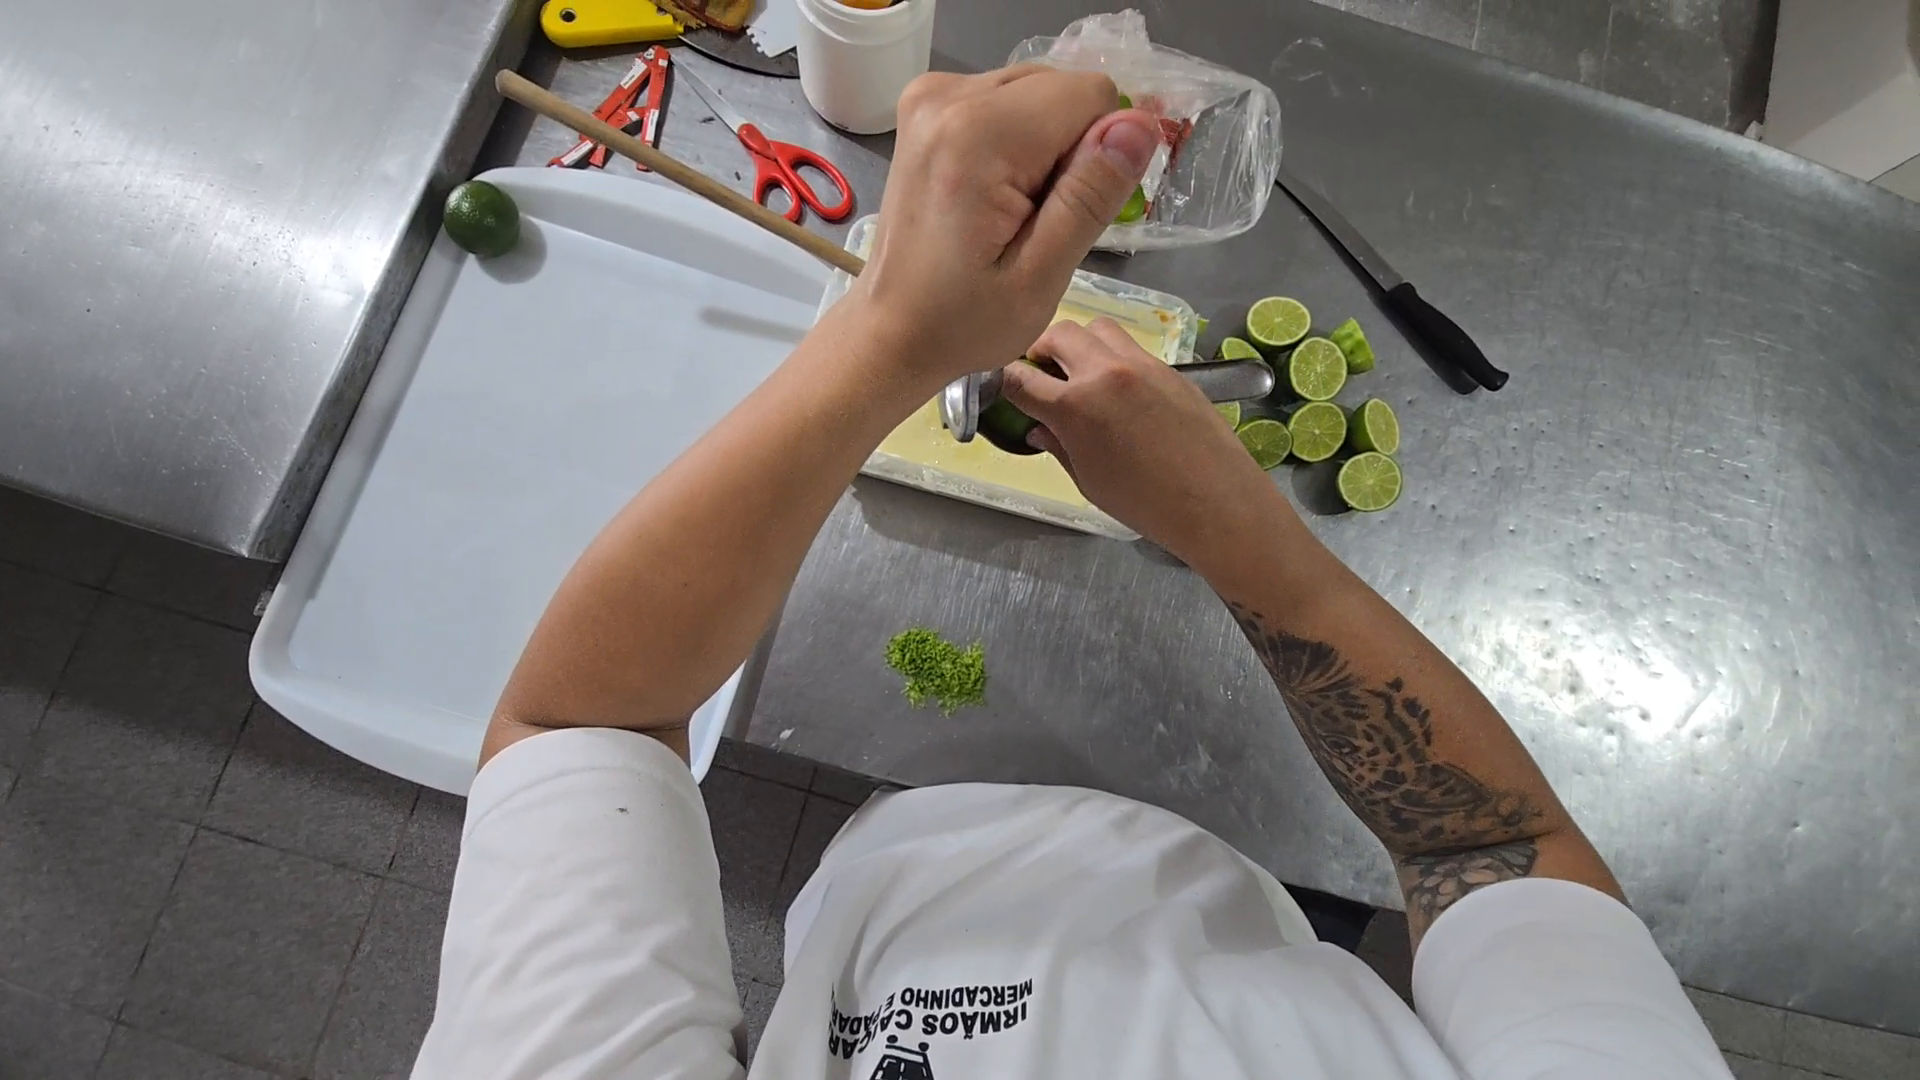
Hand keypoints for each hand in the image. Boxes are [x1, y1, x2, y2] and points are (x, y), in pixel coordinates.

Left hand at [846, 67, 1160, 390]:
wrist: (892, 332)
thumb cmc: (963, 323)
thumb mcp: (1040, 278)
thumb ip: (1089, 197)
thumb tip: (1140, 125)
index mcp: (979, 134)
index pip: (1090, 95)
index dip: (1096, 158)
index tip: (1064, 216)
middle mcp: (949, 94)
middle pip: (1061, 89)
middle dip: (1067, 153)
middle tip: (1034, 225)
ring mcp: (931, 96)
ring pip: (1035, 94)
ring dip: (1042, 152)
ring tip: (1010, 217)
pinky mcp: (925, 108)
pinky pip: (1004, 105)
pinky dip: (1014, 147)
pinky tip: (993, 199)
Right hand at [1003, 319, 1287, 564]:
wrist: (1215, 501)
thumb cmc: (1144, 503)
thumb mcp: (1088, 481)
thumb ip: (1059, 447)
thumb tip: (1041, 428)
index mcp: (1075, 407)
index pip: (1021, 378)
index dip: (1004, 381)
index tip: (1003, 387)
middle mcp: (1105, 373)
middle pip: (1058, 334)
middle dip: (1041, 350)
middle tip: (1041, 374)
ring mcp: (1141, 365)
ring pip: (1098, 328)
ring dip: (1080, 344)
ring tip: (1080, 373)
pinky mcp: (1169, 369)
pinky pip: (1130, 348)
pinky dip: (1113, 358)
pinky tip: (1118, 390)